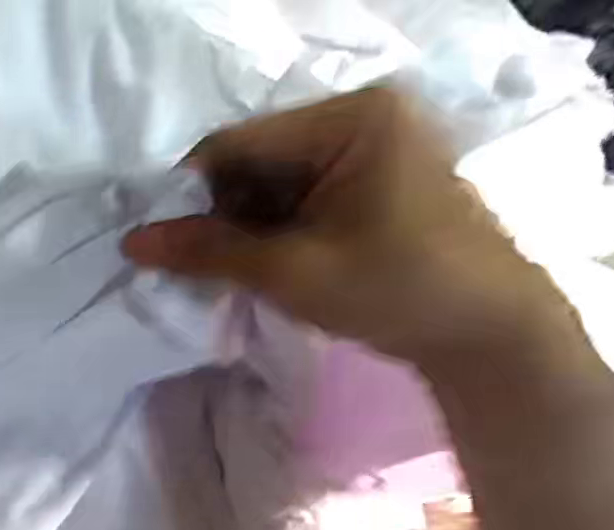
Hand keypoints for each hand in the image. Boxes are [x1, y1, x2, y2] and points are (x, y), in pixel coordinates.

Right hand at [122, 87, 581, 374]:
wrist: (482, 327)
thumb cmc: (392, 289)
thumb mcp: (289, 271)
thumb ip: (207, 251)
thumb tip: (131, 241)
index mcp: (349, 118)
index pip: (233, 144)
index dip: (187, 196)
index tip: (161, 248)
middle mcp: (357, 118)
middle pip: (249, 162)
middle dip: (216, 217)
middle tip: (202, 270)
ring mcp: (365, 148)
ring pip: (266, 185)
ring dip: (239, 231)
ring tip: (236, 275)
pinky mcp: (366, 181)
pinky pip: (293, 199)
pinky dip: (266, 234)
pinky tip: (264, 267)